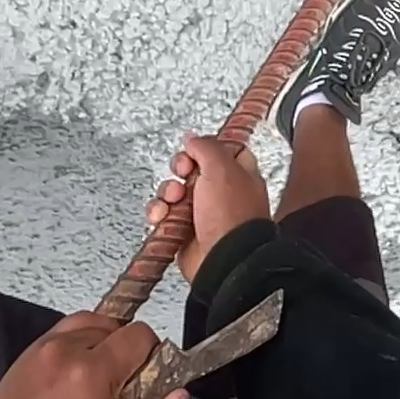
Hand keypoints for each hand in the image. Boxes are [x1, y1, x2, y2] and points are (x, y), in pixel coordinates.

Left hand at [0, 312, 187, 398]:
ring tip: (99, 381)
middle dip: (126, 353)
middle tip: (120, 392)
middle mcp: (64, 349)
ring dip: (101, 343)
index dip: (151, 357)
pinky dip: (77, 345)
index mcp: (90, 372)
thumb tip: (180, 396)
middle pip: (115, 326)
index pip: (139, 335)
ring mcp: (41, 348)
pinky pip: (63, 332)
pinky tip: (76, 378)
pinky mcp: (26, 354)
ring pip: (89, 322)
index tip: (144, 388)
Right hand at [144, 134, 270, 281]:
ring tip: (174, 200)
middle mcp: (222, 193)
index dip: (206, 147)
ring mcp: (202, 212)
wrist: (222, 261)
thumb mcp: (221, 168)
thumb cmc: (231, 216)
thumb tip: (192, 138)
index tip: (195, 149)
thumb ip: (206, 146)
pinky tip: (163, 215)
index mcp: (240, 174)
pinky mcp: (184, 230)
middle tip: (183, 173)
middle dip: (181, 168)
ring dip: (168, 191)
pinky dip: (159, 212)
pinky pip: (164, 214)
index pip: (223, 150)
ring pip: (174, 189)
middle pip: (192, 167)